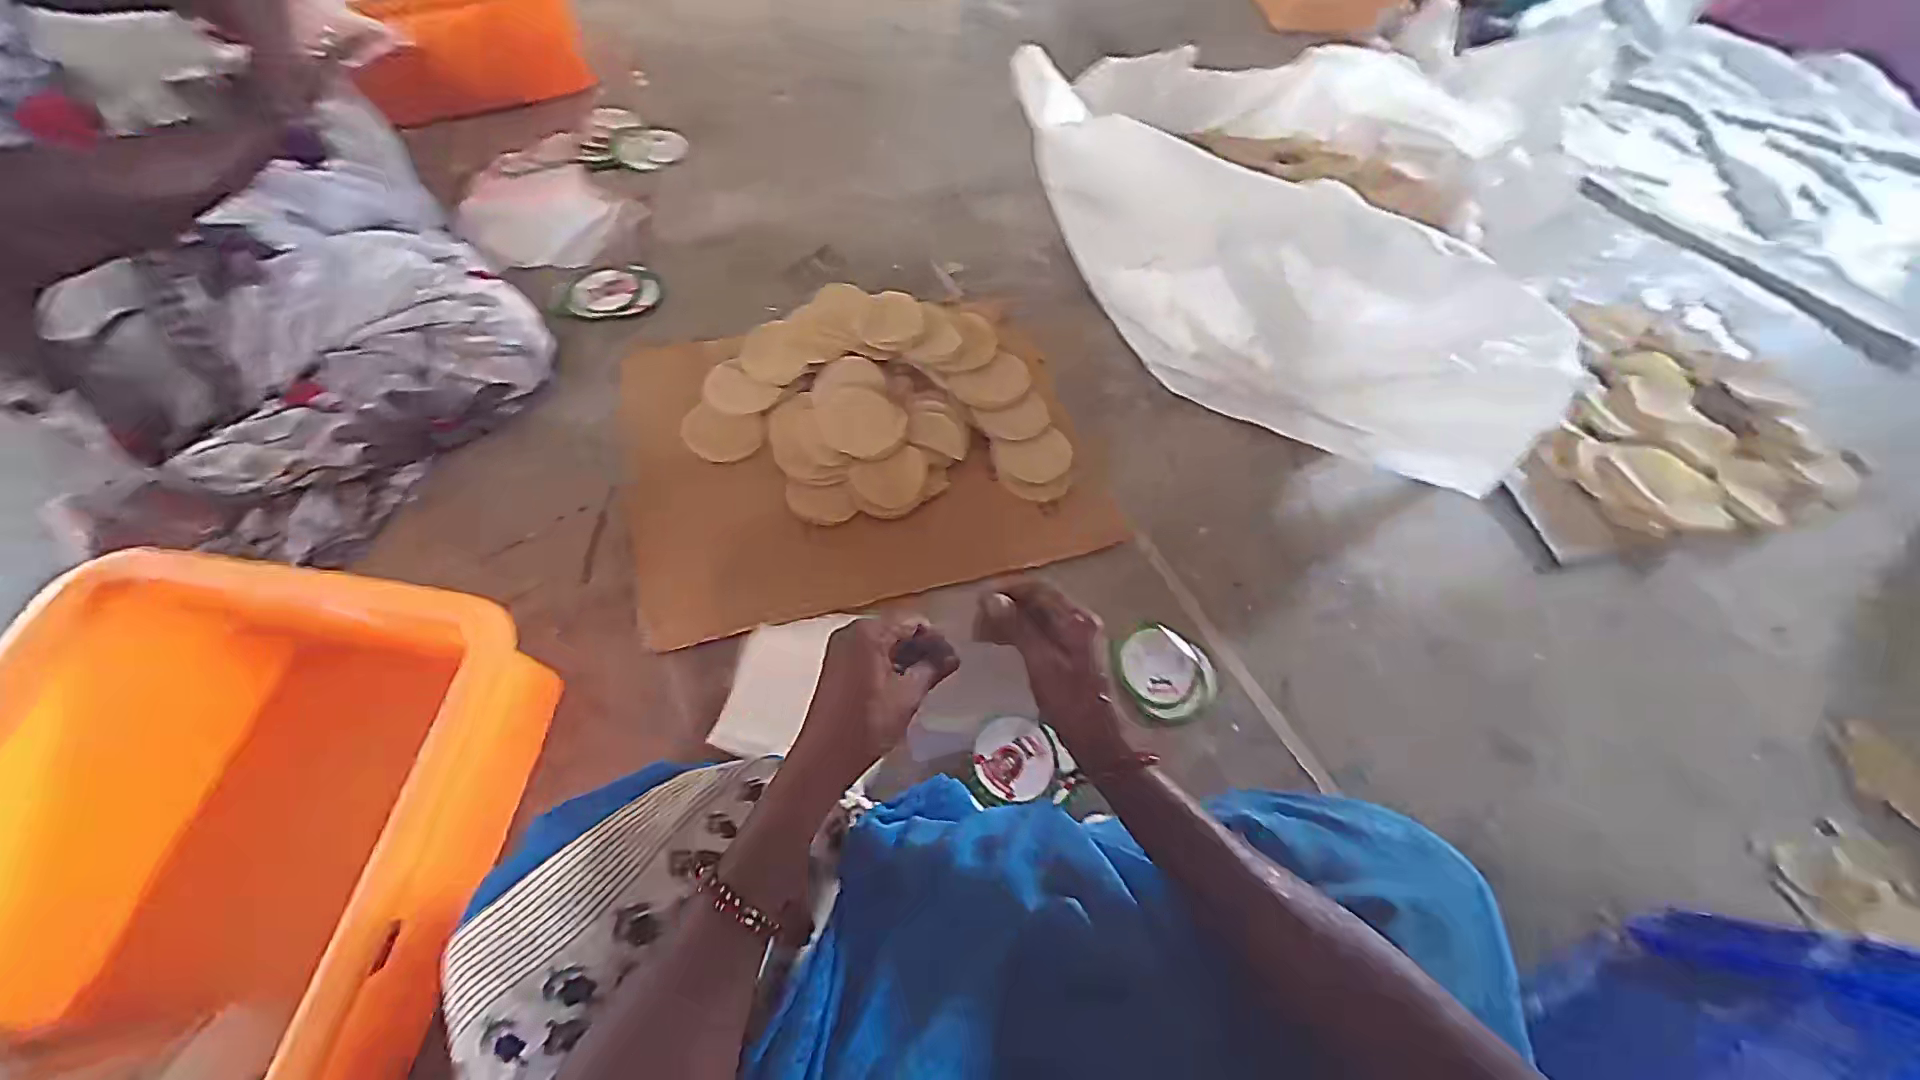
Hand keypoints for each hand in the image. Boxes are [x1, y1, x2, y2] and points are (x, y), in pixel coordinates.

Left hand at [787, 616, 959, 793]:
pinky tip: (902, 684)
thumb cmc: (869, 722)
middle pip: (895, 629)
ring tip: (926, 678)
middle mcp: (850, 632)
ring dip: (905, 657)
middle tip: (943, 668)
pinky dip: (887, 663)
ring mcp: (839, 648)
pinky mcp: (834, 665)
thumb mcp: (908, 694)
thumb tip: (952, 657)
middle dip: (920, 647)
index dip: (936, 639)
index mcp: (869, 632)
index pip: (912, 622)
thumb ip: (933, 668)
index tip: (952, 658)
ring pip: (882, 643)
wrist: (825, 755)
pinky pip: (867, 654)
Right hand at [975, 579, 1129, 761]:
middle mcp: (1080, 620)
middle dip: (1007, 604)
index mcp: (1075, 618)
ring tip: (985, 632)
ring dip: (1012, 618)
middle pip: (1039, 599)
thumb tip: (991, 599)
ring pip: (1039, 615)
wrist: (1099, 740)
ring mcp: (1079, 636)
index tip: (980, 600)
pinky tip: (1004, 644)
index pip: (1038, 588)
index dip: (1006, 588)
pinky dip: (1021, 632)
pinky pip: (1043, 630)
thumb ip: (1017, 628)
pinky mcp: (1074, 652)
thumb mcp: (1040, 663)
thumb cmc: (1069, 703)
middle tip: (979, 620)